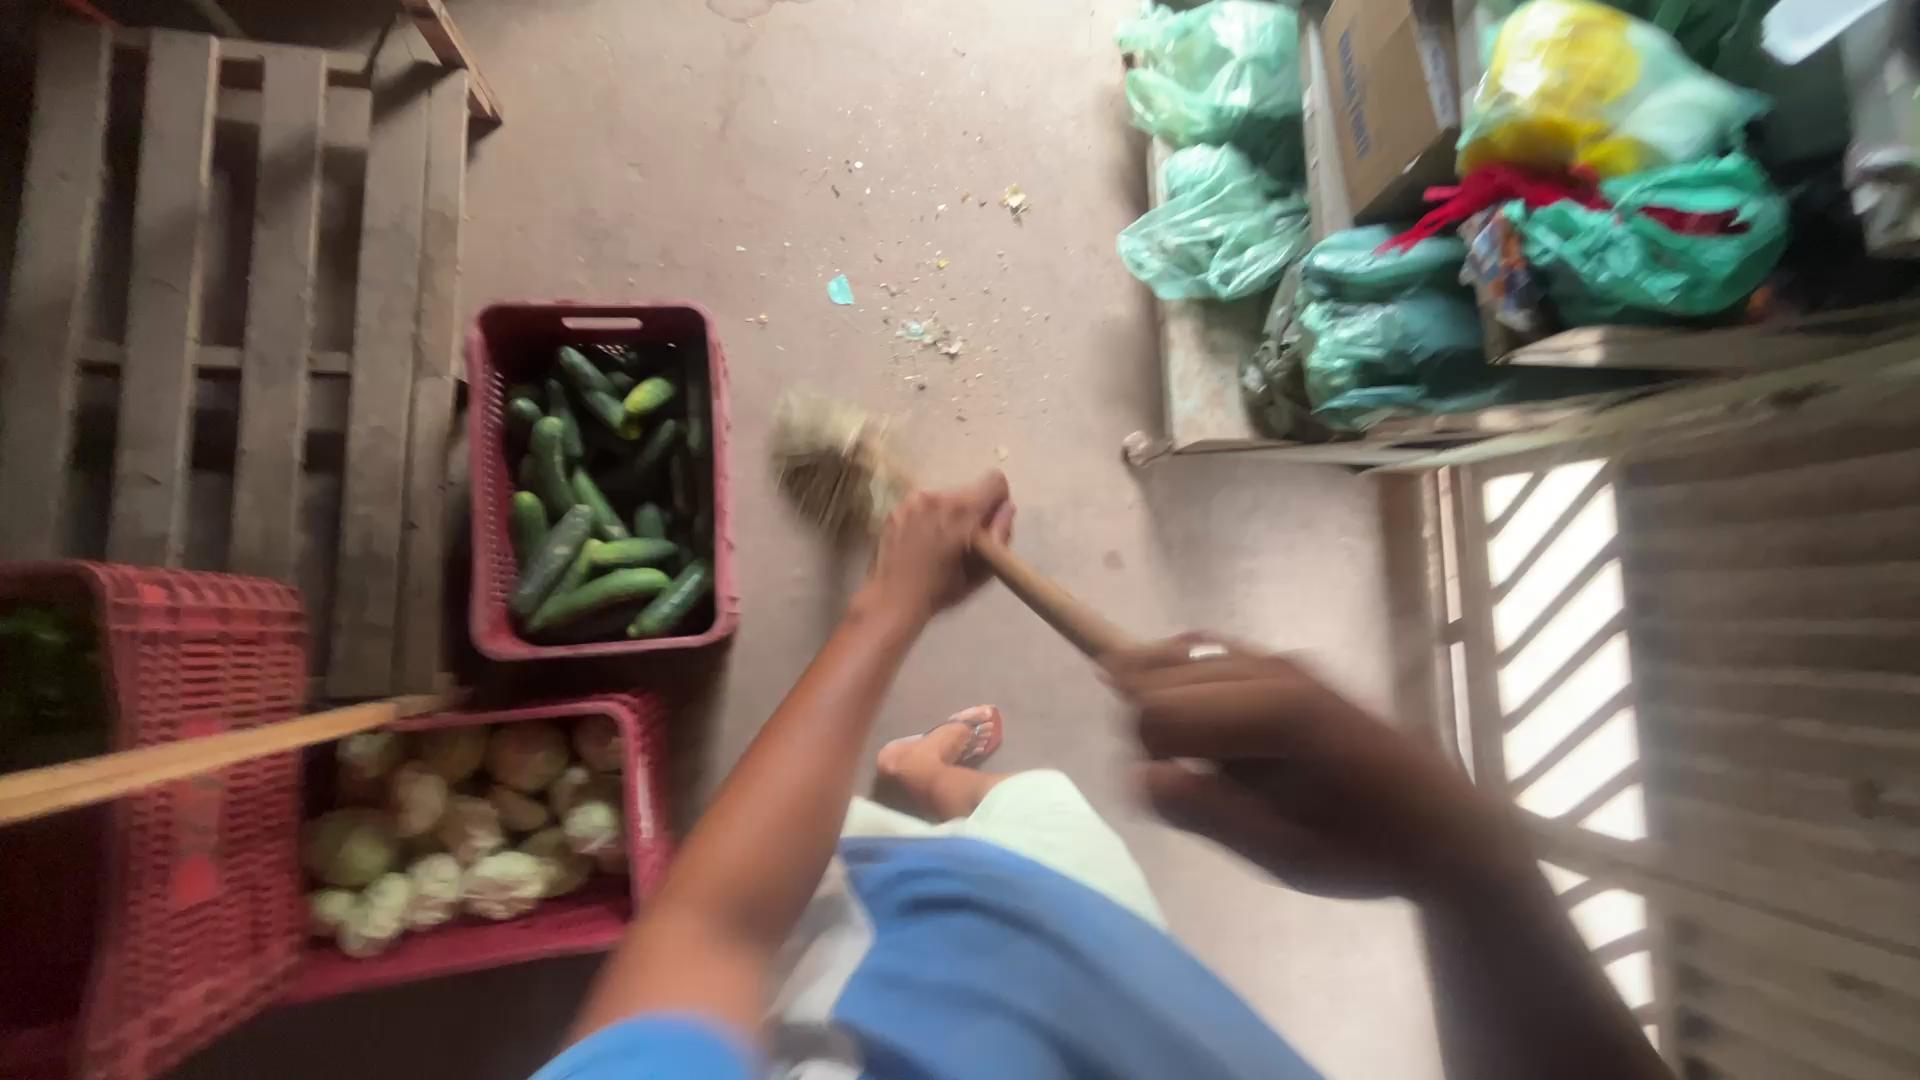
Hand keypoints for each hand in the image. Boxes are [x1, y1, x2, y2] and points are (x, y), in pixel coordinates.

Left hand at [863, 471, 1014, 617]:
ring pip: (943, 497)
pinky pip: (921, 505)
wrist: (892, 599)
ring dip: (947, 514)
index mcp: (963, 509)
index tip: (990, 521)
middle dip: (971, 511)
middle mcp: (937, 496)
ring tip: (938, 543)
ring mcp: (912, 500)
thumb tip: (1007, 507)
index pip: (994, 479)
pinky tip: (919, 542)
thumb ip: (1000, 535)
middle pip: (967, 491)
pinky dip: (926, 518)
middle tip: (963, 540)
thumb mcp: (981, 570)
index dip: (997, 499)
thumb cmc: (941, 590)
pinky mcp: (895, 508)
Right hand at [1105, 635, 1527, 900]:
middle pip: (1157, 674)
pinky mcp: (1280, 661)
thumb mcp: (1287, 857)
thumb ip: (1212, 815)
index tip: (1177, 796)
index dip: (1150, 755)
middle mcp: (1271, 669)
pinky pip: (1201, 649)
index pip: (1160, 710)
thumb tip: (1140, 776)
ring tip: (1193, 751)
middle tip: (1188, 777)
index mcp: (1276, 715)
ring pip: (1173, 654)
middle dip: (1150, 725)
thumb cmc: (1365, 850)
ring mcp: (1276, 659)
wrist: (1445, 825)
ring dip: (1162, 698)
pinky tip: (1198, 717)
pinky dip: (1178, 676)